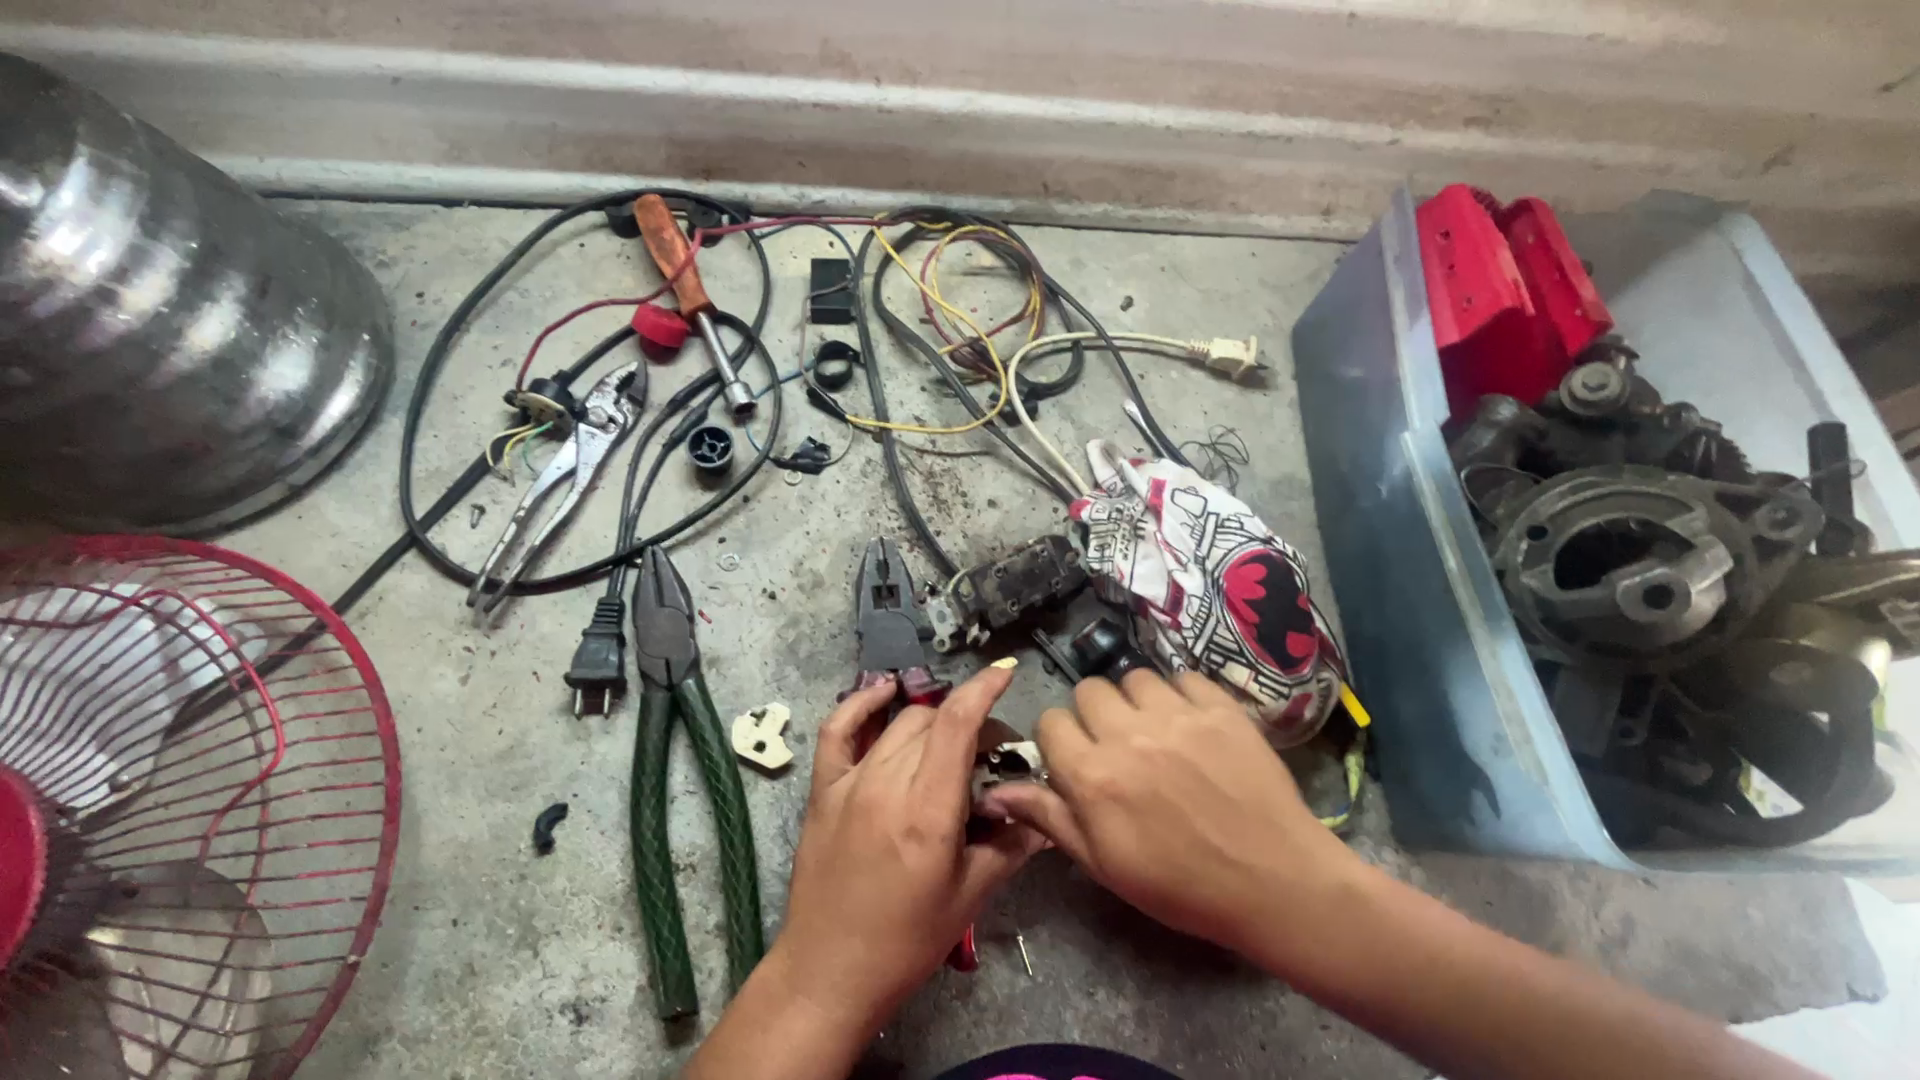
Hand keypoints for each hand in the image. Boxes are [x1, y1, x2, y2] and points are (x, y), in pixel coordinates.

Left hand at [768, 666, 1047, 1025]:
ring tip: (951, 749)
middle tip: (990, 758)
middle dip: (971, 723)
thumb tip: (1047, 814)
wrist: (829, 971)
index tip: (1006, 671)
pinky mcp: (823, 790)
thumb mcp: (971, 896)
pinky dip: (861, 704)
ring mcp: (849, 783)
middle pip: (933, 721)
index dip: (984, 689)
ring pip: (898, 724)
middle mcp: (886, 783)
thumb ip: (1011, 845)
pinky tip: (883, 694)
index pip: (957, 723)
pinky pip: (838, 730)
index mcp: (928, 809)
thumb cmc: (907, 941)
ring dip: (932, 723)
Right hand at [980, 669, 1360, 957]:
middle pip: (1089, 691)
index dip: (1060, 742)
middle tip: (1118, 745)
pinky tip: (1192, 725)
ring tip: (1157, 731)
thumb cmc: (1180, 885)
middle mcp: (1129, 735)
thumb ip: (1050, 818)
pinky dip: (1181, 694)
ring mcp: (1178, 716)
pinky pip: (1184, 676)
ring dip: (1137, 702)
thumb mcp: (1103, 865)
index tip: (1078, 760)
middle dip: (1095, 716)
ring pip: (1134, 678)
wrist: (1273, 883)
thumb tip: (994, 791)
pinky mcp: (1221, 708)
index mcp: (1093, 776)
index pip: (1051, 723)